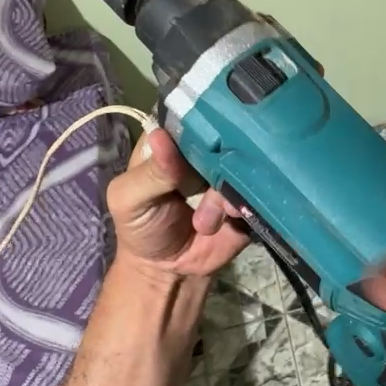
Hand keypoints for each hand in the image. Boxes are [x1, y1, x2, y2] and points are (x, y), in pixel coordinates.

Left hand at [105, 128, 248, 279]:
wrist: (169, 272)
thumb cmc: (141, 226)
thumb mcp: (129, 198)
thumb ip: (150, 171)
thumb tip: (162, 135)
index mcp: (173, 139)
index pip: (191, 113)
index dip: (199, 118)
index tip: (206, 132)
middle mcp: (205, 150)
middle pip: (225, 133)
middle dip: (219, 158)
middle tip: (202, 186)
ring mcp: (229, 173)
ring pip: (242, 164)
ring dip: (224, 194)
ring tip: (204, 223)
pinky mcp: (247, 198)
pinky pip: (256, 192)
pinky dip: (242, 206)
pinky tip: (228, 220)